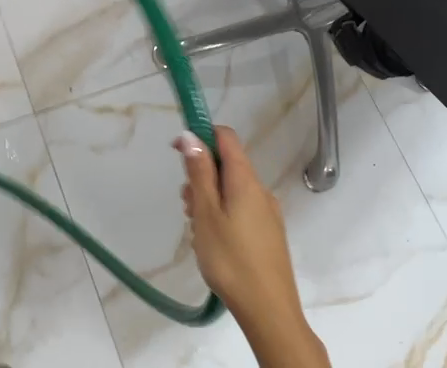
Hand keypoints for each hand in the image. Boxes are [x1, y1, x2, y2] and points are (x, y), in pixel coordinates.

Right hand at [177, 126, 329, 366]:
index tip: (177, 152)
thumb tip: (191, 134)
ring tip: (198, 230)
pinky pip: (240, 210)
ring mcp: (267, 214)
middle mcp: (261, 191)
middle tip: (187, 205)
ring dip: (209, 198)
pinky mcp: (268, 234)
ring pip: (231, 190)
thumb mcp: (206, 212)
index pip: (225, 137)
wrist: (269, 312)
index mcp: (246, 180)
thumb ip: (199, 171)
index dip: (200, 135)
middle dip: (201, 175)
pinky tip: (213, 243)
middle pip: (226, 165)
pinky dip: (221, 214)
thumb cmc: (230, 259)